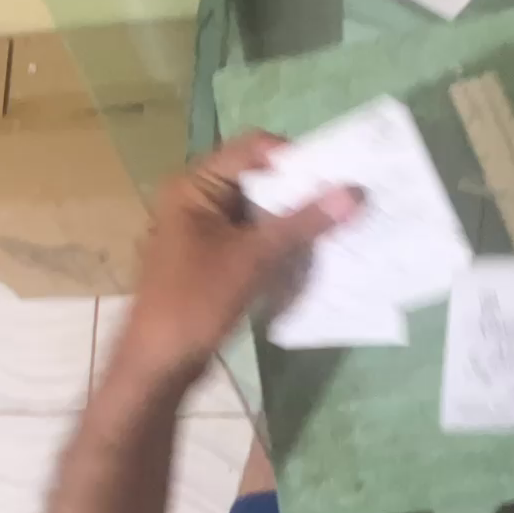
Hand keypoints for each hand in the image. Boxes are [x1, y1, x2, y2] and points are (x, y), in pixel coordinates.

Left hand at [114, 132, 360, 381]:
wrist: (159, 363)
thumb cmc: (196, 302)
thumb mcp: (253, 258)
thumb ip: (303, 223)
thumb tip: (354, 192)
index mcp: (193, 186)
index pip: (252, 149)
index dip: (296, 158)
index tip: (338, 176)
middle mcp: (194, 200)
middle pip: (256, 178)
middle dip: (299, 190)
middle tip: (347, 198)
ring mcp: (201, 231)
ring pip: (256, 212)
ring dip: (292, 219)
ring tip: (339, 223)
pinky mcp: (210, 259)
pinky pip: (250, 238)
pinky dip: (277, 242)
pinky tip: (312, 251)